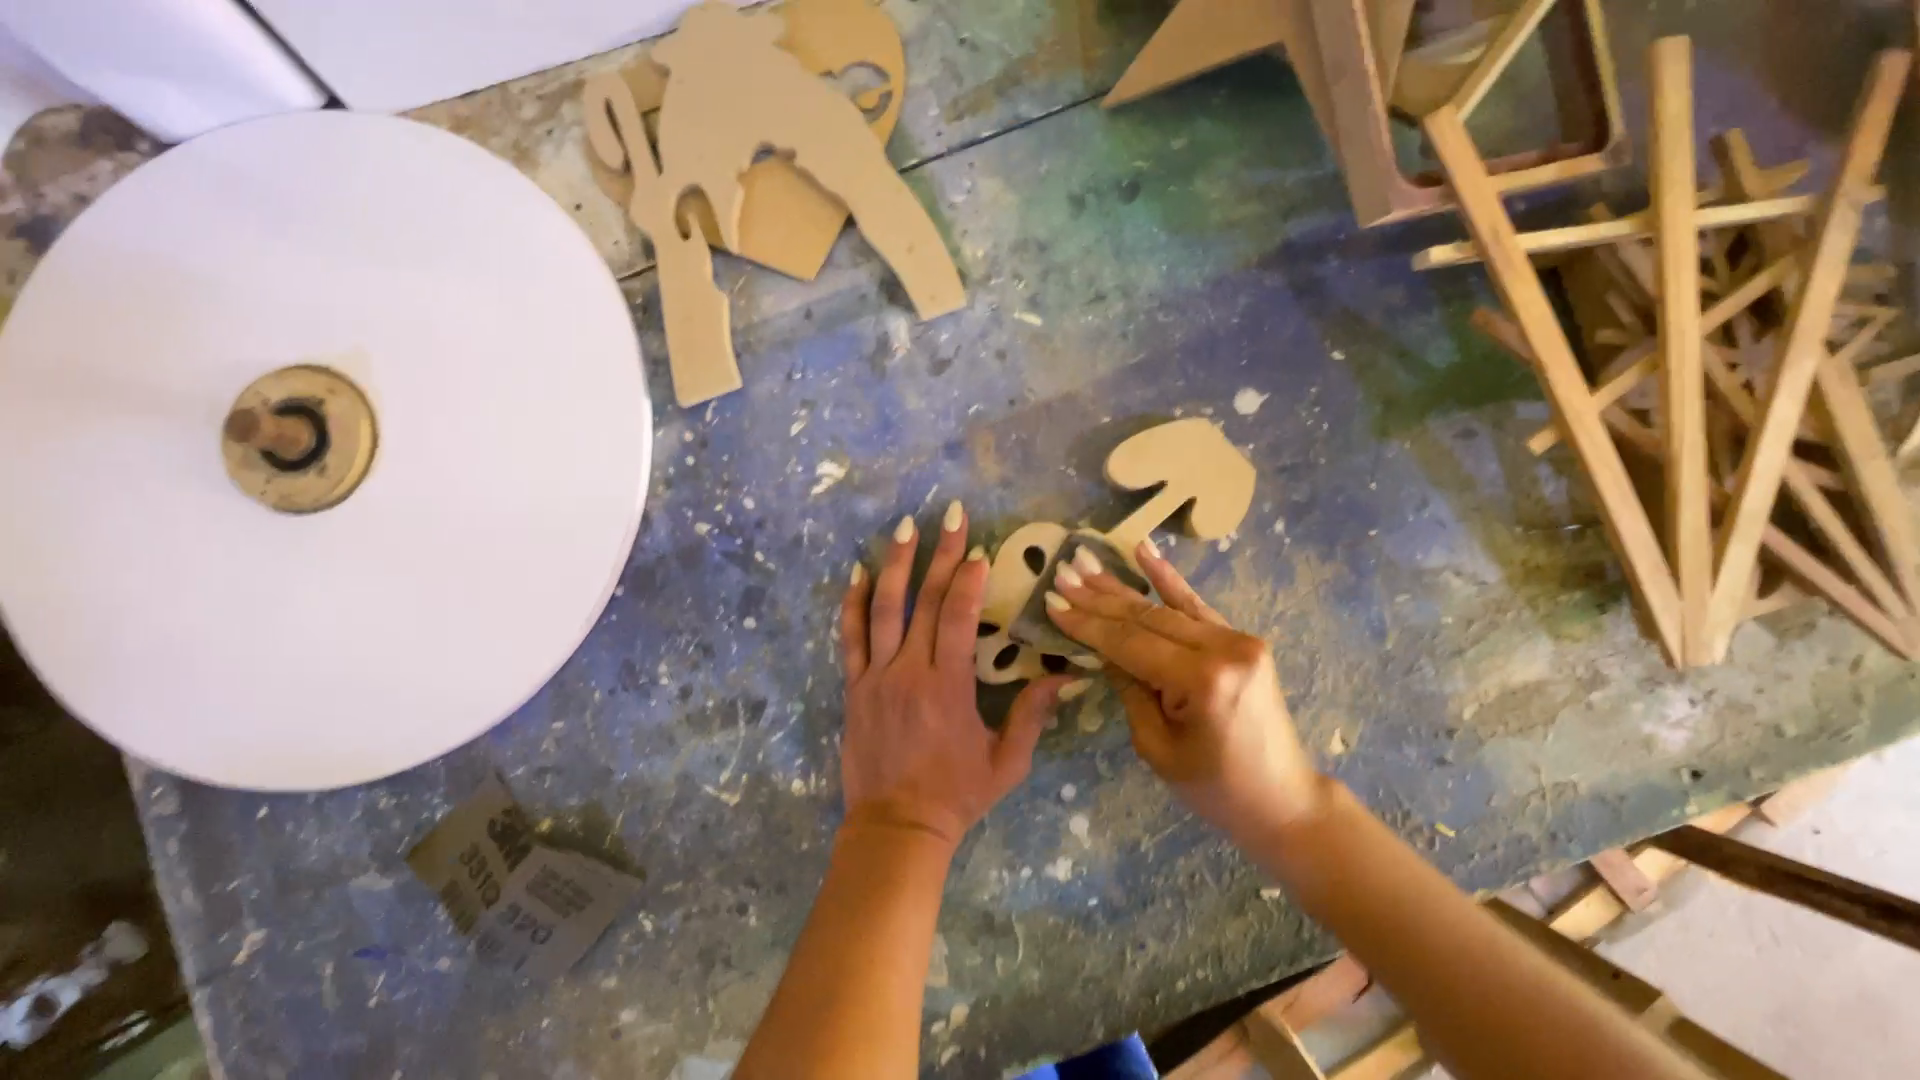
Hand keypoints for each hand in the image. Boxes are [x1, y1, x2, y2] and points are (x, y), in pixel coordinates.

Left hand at [840, 502, 1077, 847]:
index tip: (978, 550)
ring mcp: (876, 677)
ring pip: (884, 609)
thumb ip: (1032, 715)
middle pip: (926, 602)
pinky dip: (852, 603)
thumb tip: (1066, 676)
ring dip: (895, 565)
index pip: (959, 618)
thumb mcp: (1007, 762)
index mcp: (948, 686)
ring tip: (904, 528)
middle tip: (951, 515)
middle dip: (941, 555)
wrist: (896, 827)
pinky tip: (856, 573)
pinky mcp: (854, 688)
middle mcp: (909, 671)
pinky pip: (850, 637)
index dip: (968, 580)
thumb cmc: (956, 796)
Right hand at [1043, 540, 1322, 835]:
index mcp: (1202, 681)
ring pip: (1169, 607)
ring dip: (1125, 587)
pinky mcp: (1243, 641)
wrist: (1281, 799)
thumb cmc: (1214, 787)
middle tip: (1062, 574)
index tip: (1052, 602)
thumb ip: (1130, 690)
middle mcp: (1225, 649)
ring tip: (1088, 563)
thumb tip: (1103, 649)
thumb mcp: (1157, 747)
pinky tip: (1145, 553)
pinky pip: (1198, 607)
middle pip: (1148, 618)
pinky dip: (1169, 581)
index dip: (1088, 624)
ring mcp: (1239, 640)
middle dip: (1099, 599)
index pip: (1131, 643)